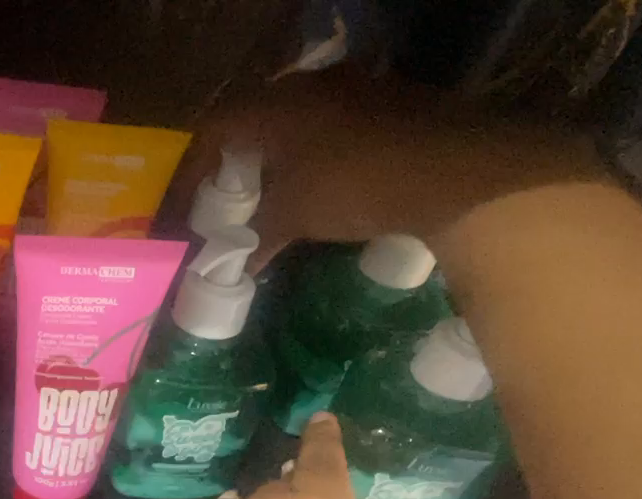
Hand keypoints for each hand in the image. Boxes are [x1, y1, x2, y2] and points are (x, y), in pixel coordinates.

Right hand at [188, 75, 603, 269]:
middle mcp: (312, 86)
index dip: (193, 167)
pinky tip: (319, 189)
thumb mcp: (293, 216)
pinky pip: (332, 128)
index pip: (215, 127)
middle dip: (234, 160)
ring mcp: (356, 90)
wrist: (455, 169)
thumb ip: (255, 238)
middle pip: (254, 118)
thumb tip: (231, 269)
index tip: (185, 203)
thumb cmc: (354, 184)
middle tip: (225, 199)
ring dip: (276, 158)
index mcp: (277, 105)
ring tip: (270, 197)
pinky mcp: (390, 104)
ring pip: (296, 121)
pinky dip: (313, 157)